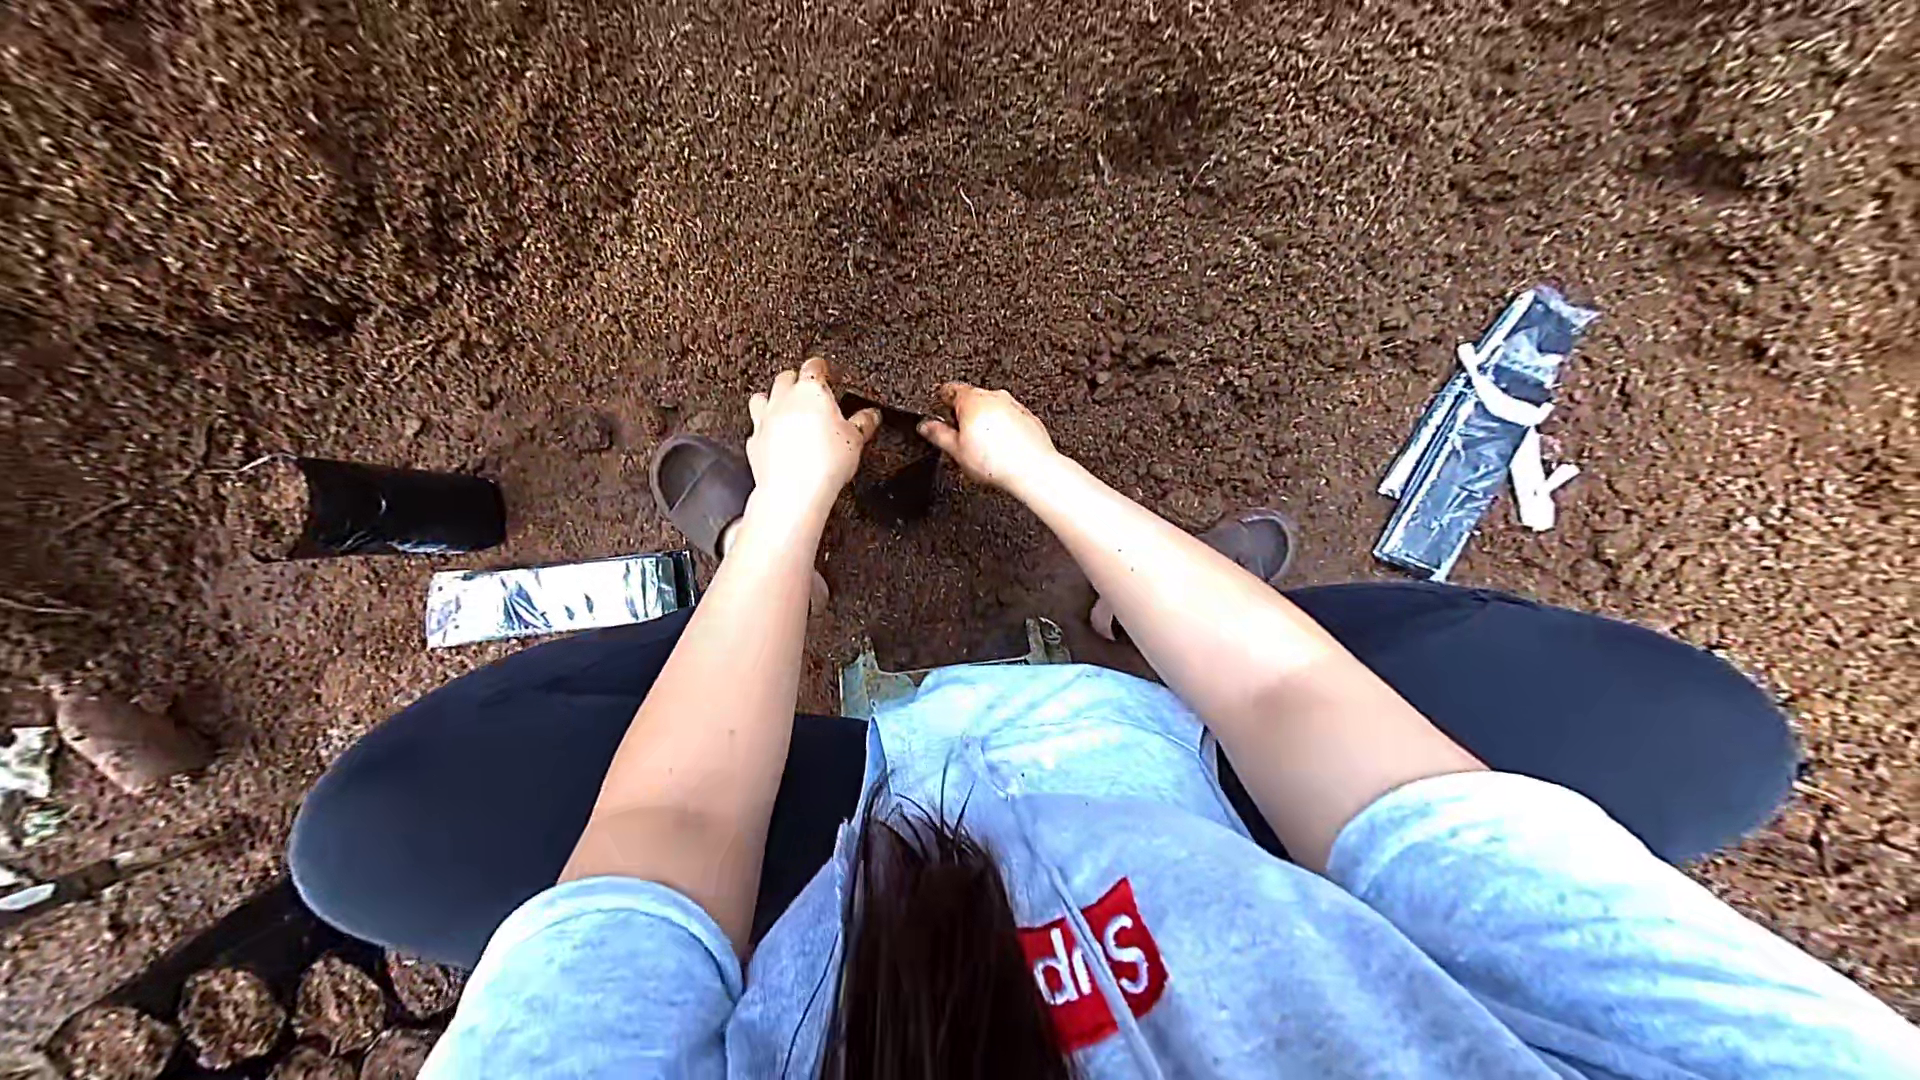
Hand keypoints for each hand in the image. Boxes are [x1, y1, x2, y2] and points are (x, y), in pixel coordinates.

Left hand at [746, 355, 879, 520]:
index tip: (826, 372)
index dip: (822, 367)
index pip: (814, 366)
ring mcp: (765, 419)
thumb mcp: (856, 440)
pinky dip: (765, 429)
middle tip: (809, 391)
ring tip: (785, 409)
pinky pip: (757, 427)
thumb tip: (870, 415)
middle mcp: (784, 399)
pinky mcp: (754, 441)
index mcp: (811, 391)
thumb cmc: (824, 463)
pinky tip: (774, 438)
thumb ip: (864, 422)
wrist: (794, 490)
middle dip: (796, 380)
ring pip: (762, 397)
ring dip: (772, 399)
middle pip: (785, 377)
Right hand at [917, 382, 1058, 491]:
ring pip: (993, 408)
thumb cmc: (996, 461)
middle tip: (961, 437)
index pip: (950, 389)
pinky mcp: (1028, 418)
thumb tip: (926, 426)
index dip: (942, 399)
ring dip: (985, 422)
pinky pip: (1010, 419)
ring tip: (983, 448)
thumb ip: (938, 434)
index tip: (940, 406)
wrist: (1031, 469)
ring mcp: (1014, 406)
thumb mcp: (956, 451)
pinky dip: (1004, 429)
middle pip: (972, 399)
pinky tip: (1001, 448)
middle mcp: (994, 397)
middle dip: (964, 414)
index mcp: (972, 400)